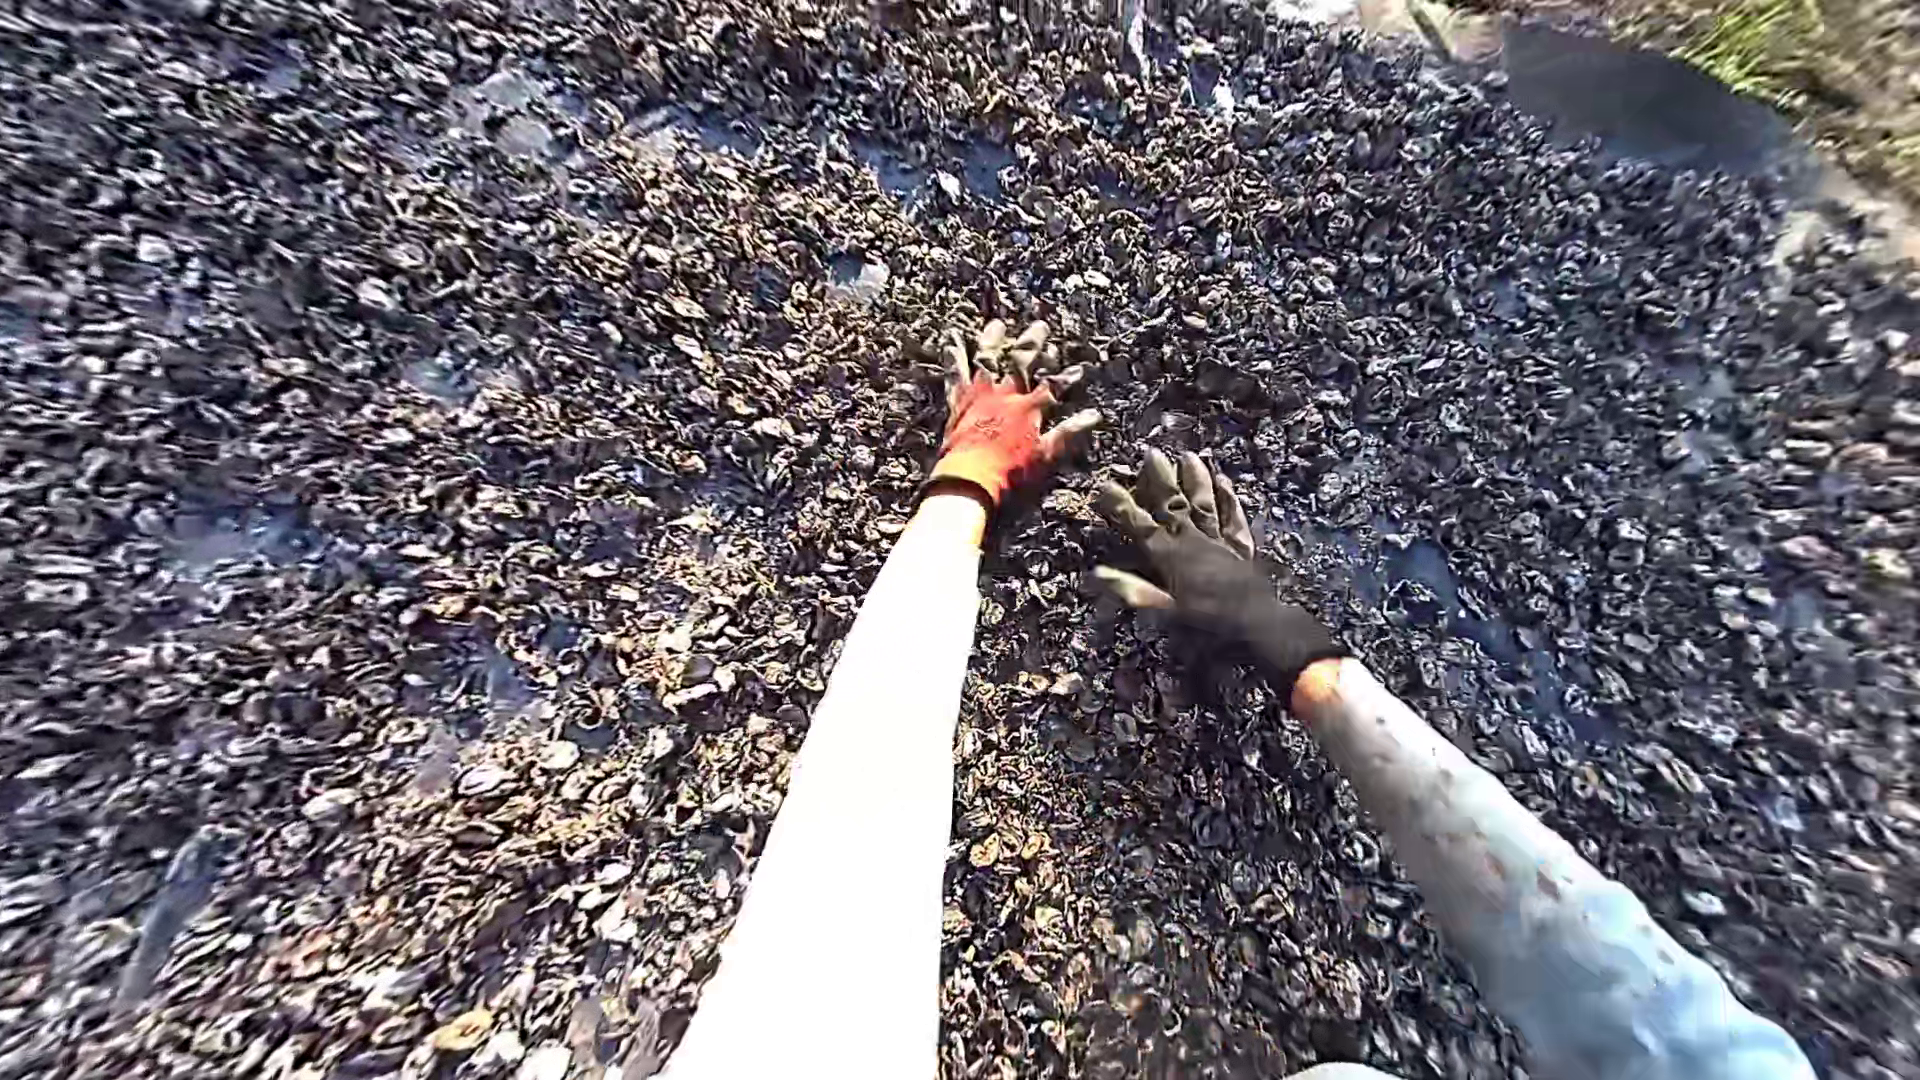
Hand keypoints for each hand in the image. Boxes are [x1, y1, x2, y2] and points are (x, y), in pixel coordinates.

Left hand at [928, 319, 1101, 506]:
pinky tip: (951, 337)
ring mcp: (981, 395)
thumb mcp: (1046, 456)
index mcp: (1030, 407)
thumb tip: (1093, 416)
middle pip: (1022, 361)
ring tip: (998, 325)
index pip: (1054, 385)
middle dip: (1034, 343)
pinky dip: (953, 353)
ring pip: (989, 358)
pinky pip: (955, 371)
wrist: (970, 481)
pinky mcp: (959, 401)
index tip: (1077, 370)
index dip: (1067, 377)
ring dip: (994, 339)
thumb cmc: (1010, 474)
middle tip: (1041, 327)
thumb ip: (1068, 432)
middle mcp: (1006, 394)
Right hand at [1092, 449, 1345, 694]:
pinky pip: (1233, 518)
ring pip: (1204, 503)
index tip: (1104, 485)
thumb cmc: (1207, 625)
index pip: (1139, 525)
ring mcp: (1219, 541)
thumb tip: (1096, 574)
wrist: (1260, 627)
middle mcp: (1192, 541)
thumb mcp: (1163, 613)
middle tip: (1150, 453)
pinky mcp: (1241, 548)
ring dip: (1195, 480)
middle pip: (1172, 504)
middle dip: (1159, 479)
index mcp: (1169, 556)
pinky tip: (1225, 482)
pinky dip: (1229, 499)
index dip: (1120, 505)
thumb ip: (1132, 590)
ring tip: (1187, 455)